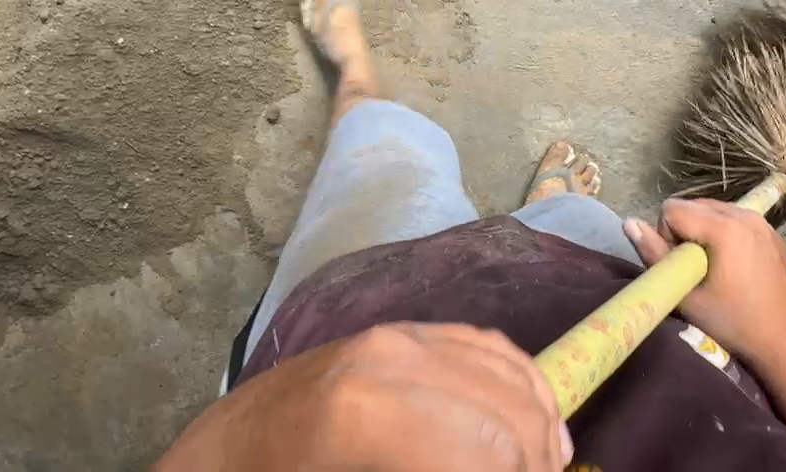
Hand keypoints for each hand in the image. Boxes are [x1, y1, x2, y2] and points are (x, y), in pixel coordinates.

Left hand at [154, 322, 572, 471]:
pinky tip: (532, 413)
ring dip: (538, 420)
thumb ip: (450, 463)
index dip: (522, 471)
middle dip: (536, 454)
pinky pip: (480, 342)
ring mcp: (397, 333)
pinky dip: (517, 378)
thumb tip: (505, 461)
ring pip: (504, 367)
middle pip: (508, 408)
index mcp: (372, 414)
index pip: (493, 446)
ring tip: (545, 460)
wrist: (240, 448)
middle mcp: (393, 356)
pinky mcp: (400, 328)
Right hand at [623, 197, 785, 369]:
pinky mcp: (773, 235)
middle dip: (683, 232)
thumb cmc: (737, 325)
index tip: (681, 269)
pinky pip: (733, 220)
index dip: (666, 238)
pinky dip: (723, 235)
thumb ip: (654, 255)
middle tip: (694, 271)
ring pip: (711, 211)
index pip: (671, 209)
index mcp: (724, 228)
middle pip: (691, 205)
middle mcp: (744, 215)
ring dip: (702, 232)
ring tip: (713, 270)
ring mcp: (762, 224)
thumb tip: (628, 222)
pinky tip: (733, 269)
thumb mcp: (687, 295)